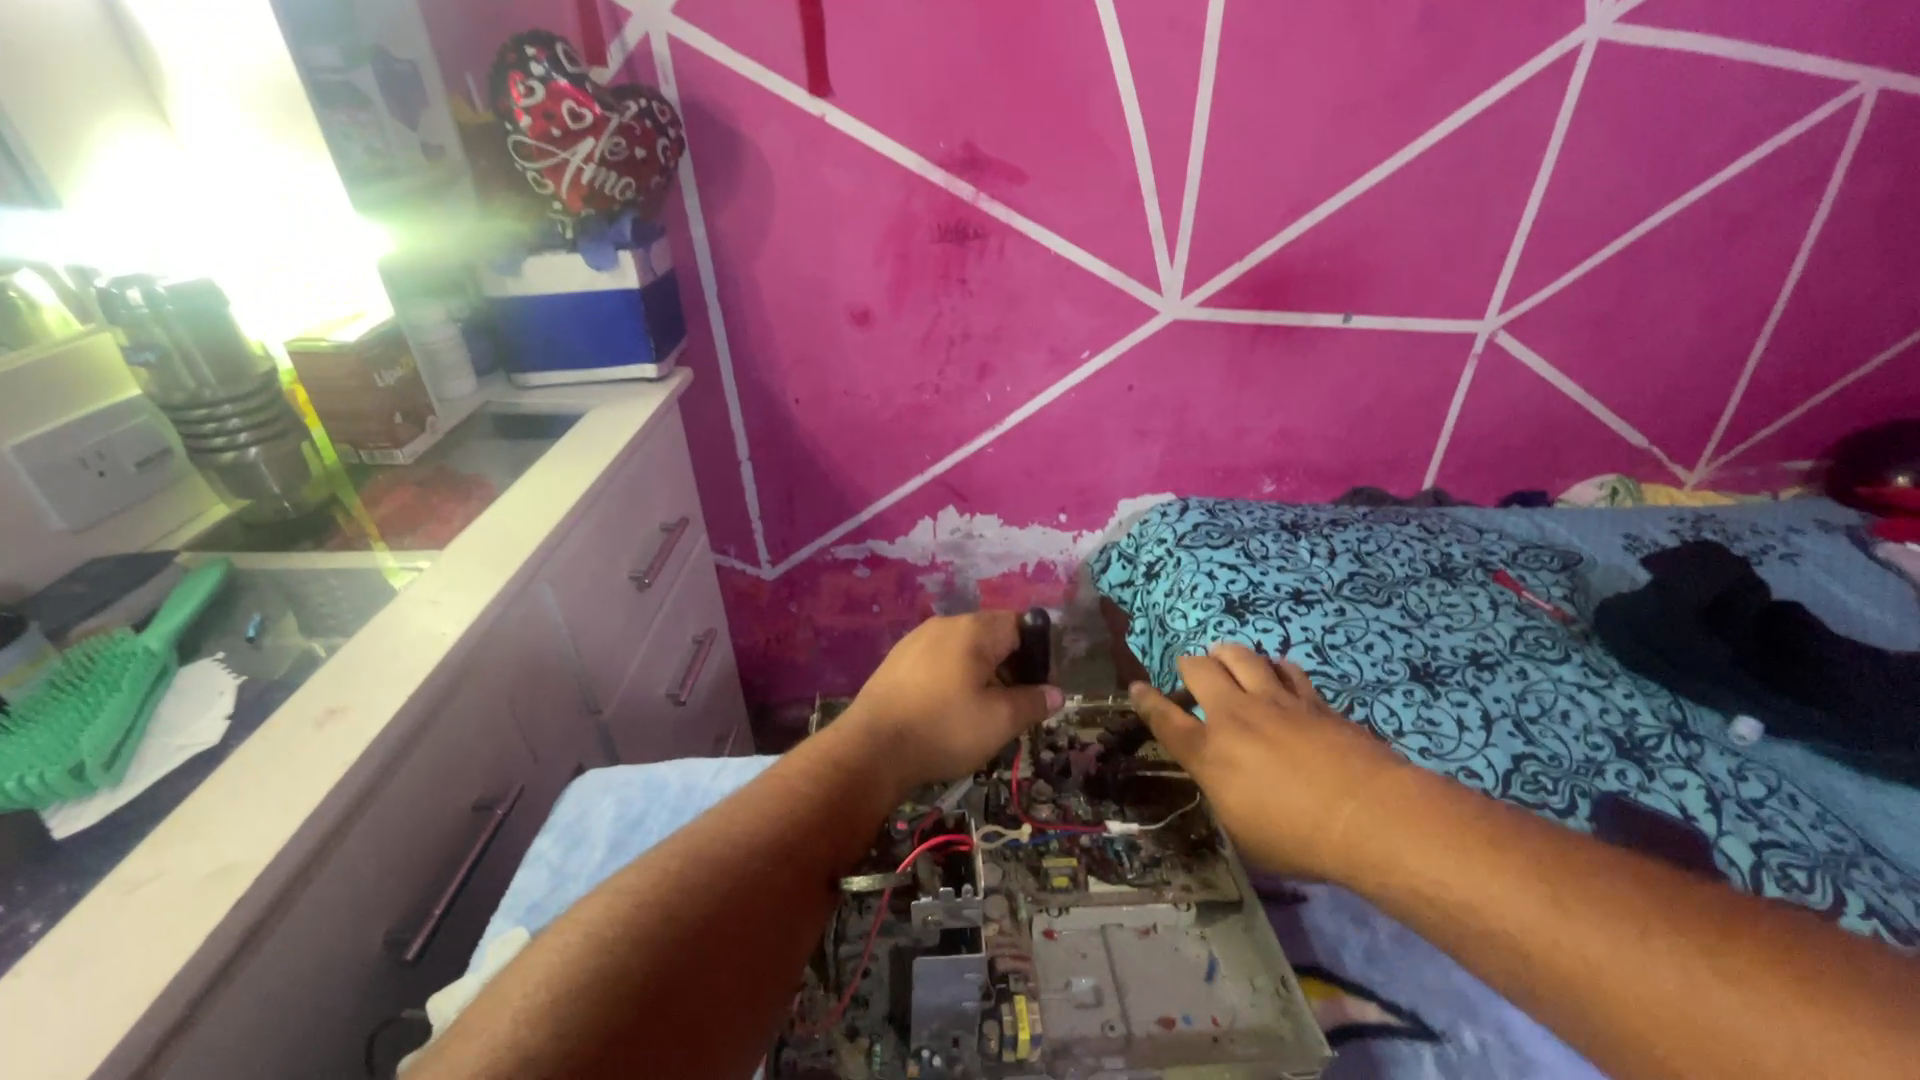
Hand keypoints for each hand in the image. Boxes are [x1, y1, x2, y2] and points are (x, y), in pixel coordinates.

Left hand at [839, 611, 1063, 793]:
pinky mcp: (895, 661)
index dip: (1036, 656)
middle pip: (991, 637)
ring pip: (962, 651)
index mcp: (974, 629)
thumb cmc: (944, 729)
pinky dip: (950, 681)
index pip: (1020, 624)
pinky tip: (944, 714)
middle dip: (1007, 669)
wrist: (871, 749)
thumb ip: (1033, 703)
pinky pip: (937, 663)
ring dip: (978, 677)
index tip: (1036, 690)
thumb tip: (1057, 693)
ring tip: (977, 716)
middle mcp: (944, 624)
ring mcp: (915, 640)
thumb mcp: (1000, 721)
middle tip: (1010, 708)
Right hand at [1129, 644, 1411, 880]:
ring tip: (1225, 656)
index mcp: (1209, 753)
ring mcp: (1276, 702)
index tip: (1136, 688)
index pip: (1165, 719)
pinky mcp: (1313, 700)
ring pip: (1241, 656)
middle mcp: (1235, 716)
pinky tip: (1277, 672)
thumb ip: (1224, 801)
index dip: (1146, 701)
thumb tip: (1223, 789)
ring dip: (1227, 654)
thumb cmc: (1297, 839)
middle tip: (1191, 671)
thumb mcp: (1242, 834)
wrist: (1367, 815)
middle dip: (1189, 665)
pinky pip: (1286, 668)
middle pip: (1200, 670)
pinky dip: (1275, 667)